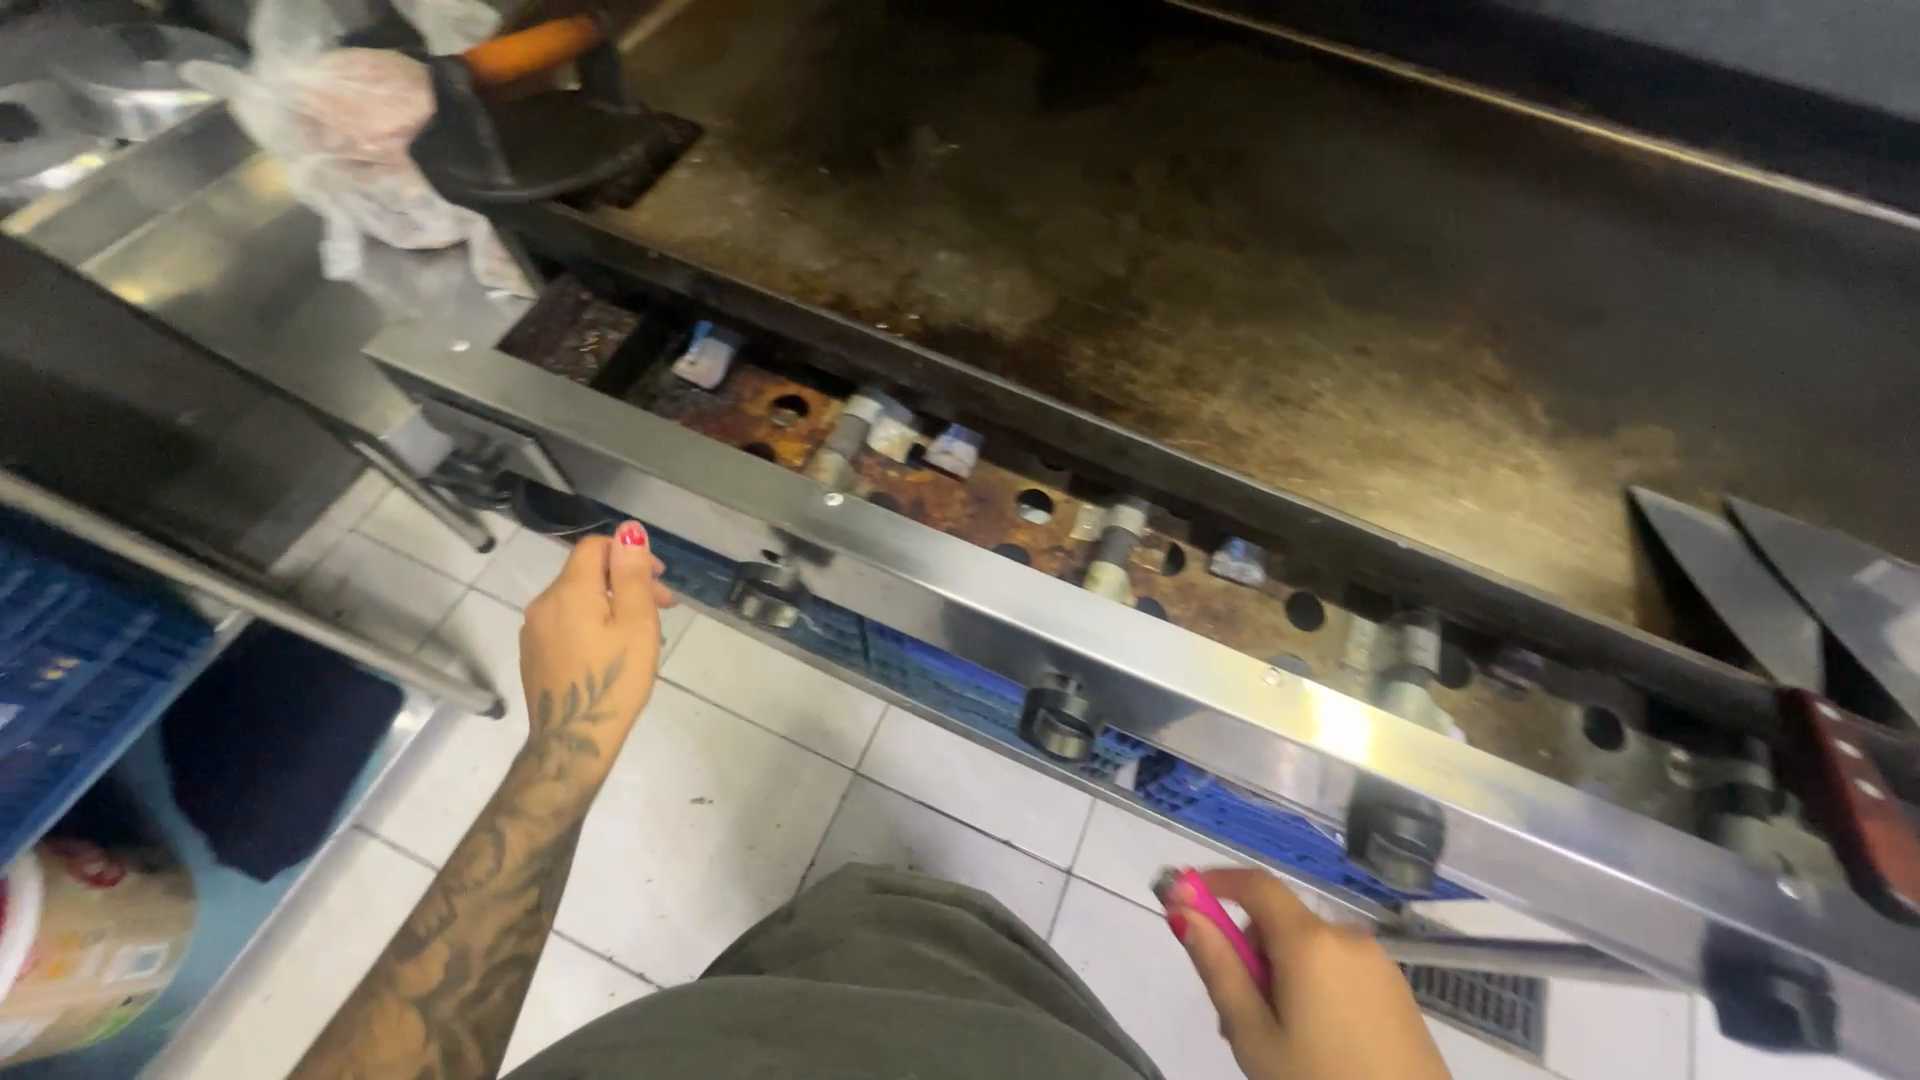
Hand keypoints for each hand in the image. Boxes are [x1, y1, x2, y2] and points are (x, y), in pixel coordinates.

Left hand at [518, 522, 674, 773]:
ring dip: (613, 603)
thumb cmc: (614, 679)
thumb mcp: (637, 623)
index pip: (594, 546)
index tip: (659, 577)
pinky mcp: (534, 653)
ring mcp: (535, 630)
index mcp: (569, 591)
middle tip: (664, 607)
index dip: (629, 551)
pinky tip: (614, 650)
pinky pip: (568, 621)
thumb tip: (629, 530)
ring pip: (579, 599)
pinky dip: (594, 622)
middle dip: (627, 580)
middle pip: (587, 573)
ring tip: (643, 633)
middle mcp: (544, 603)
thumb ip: (632, 574)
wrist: (572, 741)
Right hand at [1166, 868, 1450, 1079]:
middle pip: (1278, 920)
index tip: (1181, 898)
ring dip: (1278, 972)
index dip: (1214, 882)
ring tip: (1275, 1037)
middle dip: (1246, 949)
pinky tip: (1313, 1040)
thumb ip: (1217, 966)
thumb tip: (1182, 909)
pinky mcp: (1398, 992)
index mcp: (1310, 942)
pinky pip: (1337, 968)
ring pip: (1306, 947)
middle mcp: (1347, 937)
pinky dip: (1312, 985)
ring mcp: (1378, 964)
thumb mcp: (1255, 1036)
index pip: (1255, 884)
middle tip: (1232, 1010)